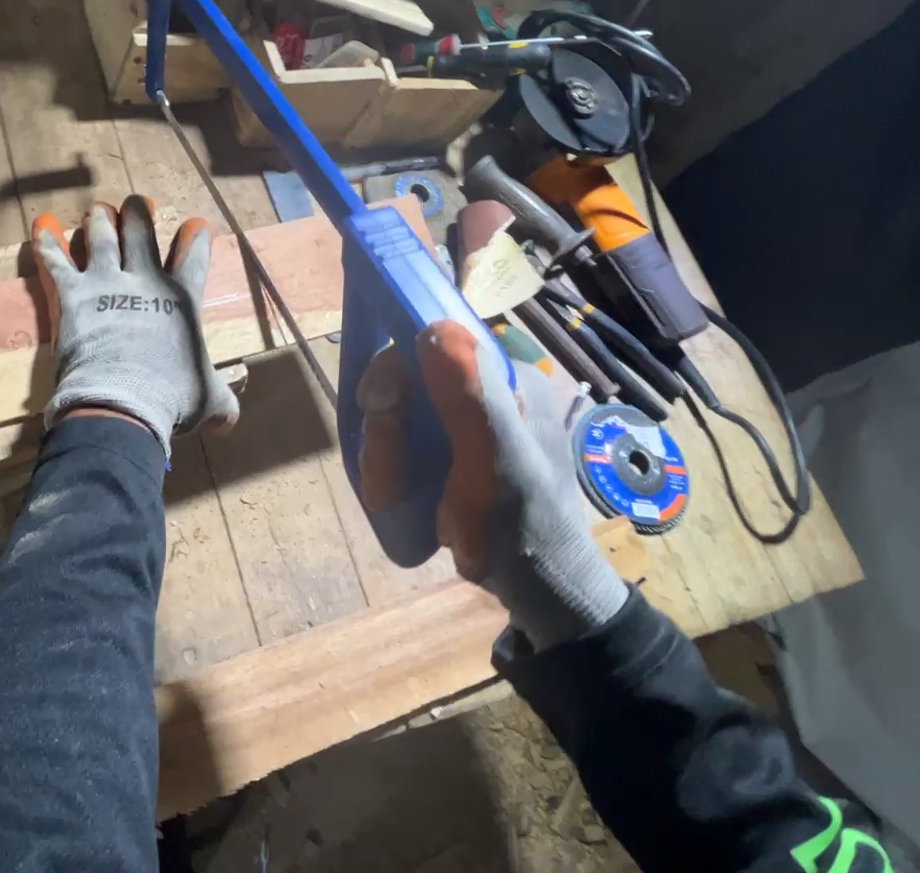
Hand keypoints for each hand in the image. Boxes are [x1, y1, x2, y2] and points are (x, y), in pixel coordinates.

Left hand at [33, 195, 239, 454]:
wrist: (122, 402)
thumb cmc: (170, 399)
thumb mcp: (207, 401)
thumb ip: (221, 403)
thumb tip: (230, 423)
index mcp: (183, 299)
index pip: (194, 259)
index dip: (195, 240)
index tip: (195, 225)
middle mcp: (146, 280)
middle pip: (142, 231)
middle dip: (139, 213)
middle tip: (136, 203)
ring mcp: (107, 281)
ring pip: (102, 236)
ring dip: (99, 220)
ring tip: (98, 209)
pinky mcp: (73, 293)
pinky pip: (57, 262)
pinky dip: (48, 244)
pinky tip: (41, 226)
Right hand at [357, 321, 626, 647]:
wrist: (539, 592)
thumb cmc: (524, 524)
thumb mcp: (497, 458)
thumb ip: (469, 397)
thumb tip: (432, 327)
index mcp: (506, 381)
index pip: (431, 347)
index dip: (394, 372)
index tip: (380, 411)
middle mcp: (483, 395)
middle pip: (403, 387)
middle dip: (384, 434)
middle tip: (389, 474)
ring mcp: (461, 428)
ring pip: (392, 421)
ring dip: (382, 461)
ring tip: (393, 496)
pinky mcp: (446, 458)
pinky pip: (396, 449)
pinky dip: (387, 474)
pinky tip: (397, 500)